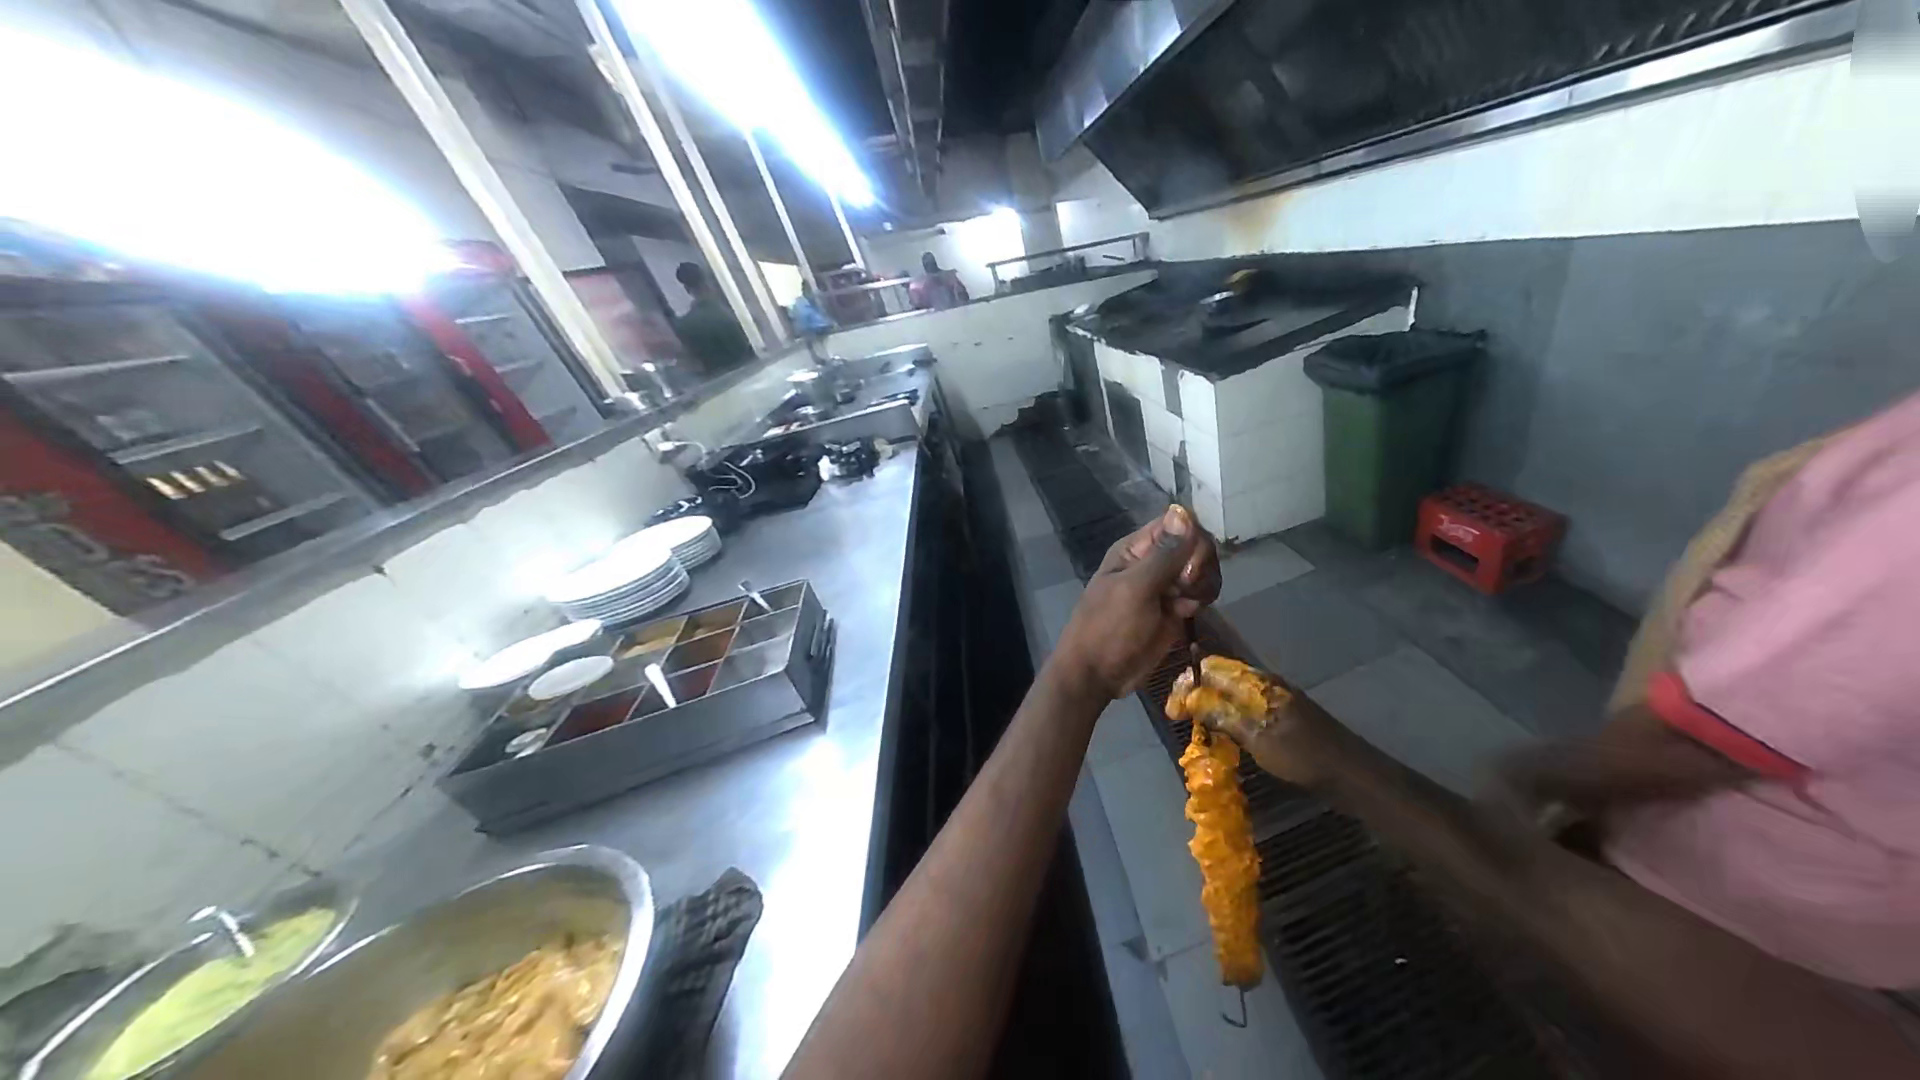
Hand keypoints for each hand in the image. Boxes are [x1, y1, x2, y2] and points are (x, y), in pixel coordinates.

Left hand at [1049, 504, 1219, 699]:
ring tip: (1186, 603)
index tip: (1189, 566)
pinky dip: (1201, 599)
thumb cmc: (1108, 627)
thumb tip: (1183, 511)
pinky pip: (1200, 592)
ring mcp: (1165, 585)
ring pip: (1202, 569)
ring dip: (1204, 583)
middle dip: (1200, 564)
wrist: (1097, 674)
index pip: (1177, 524)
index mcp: (1135, 549)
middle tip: (1185, 587)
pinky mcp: (1175, 608)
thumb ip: (1163, 554)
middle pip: (1195, 545)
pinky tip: (1188, 612)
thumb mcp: (1135, 589)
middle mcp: (1152, 561)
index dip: (1192, 539)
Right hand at [1186, 662, 1347, 788]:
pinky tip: (1222, 731)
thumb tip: (1190, 699)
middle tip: (1178, 717)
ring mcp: (1276, 698)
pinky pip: (1245, 705)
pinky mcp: (1282, 714)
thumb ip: (1222, 716)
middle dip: (1195, 693)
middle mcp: (1265, 683)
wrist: (1352, 775)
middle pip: (1220, 677)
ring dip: (1210, 704)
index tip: (1173, 710)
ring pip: (1231, 692)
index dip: (1187, 684)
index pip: (1211, 667)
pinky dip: (1227, 713)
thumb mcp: (1257, 738)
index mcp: (1258, 682)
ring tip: (1194, 723)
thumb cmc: (1303, 756)